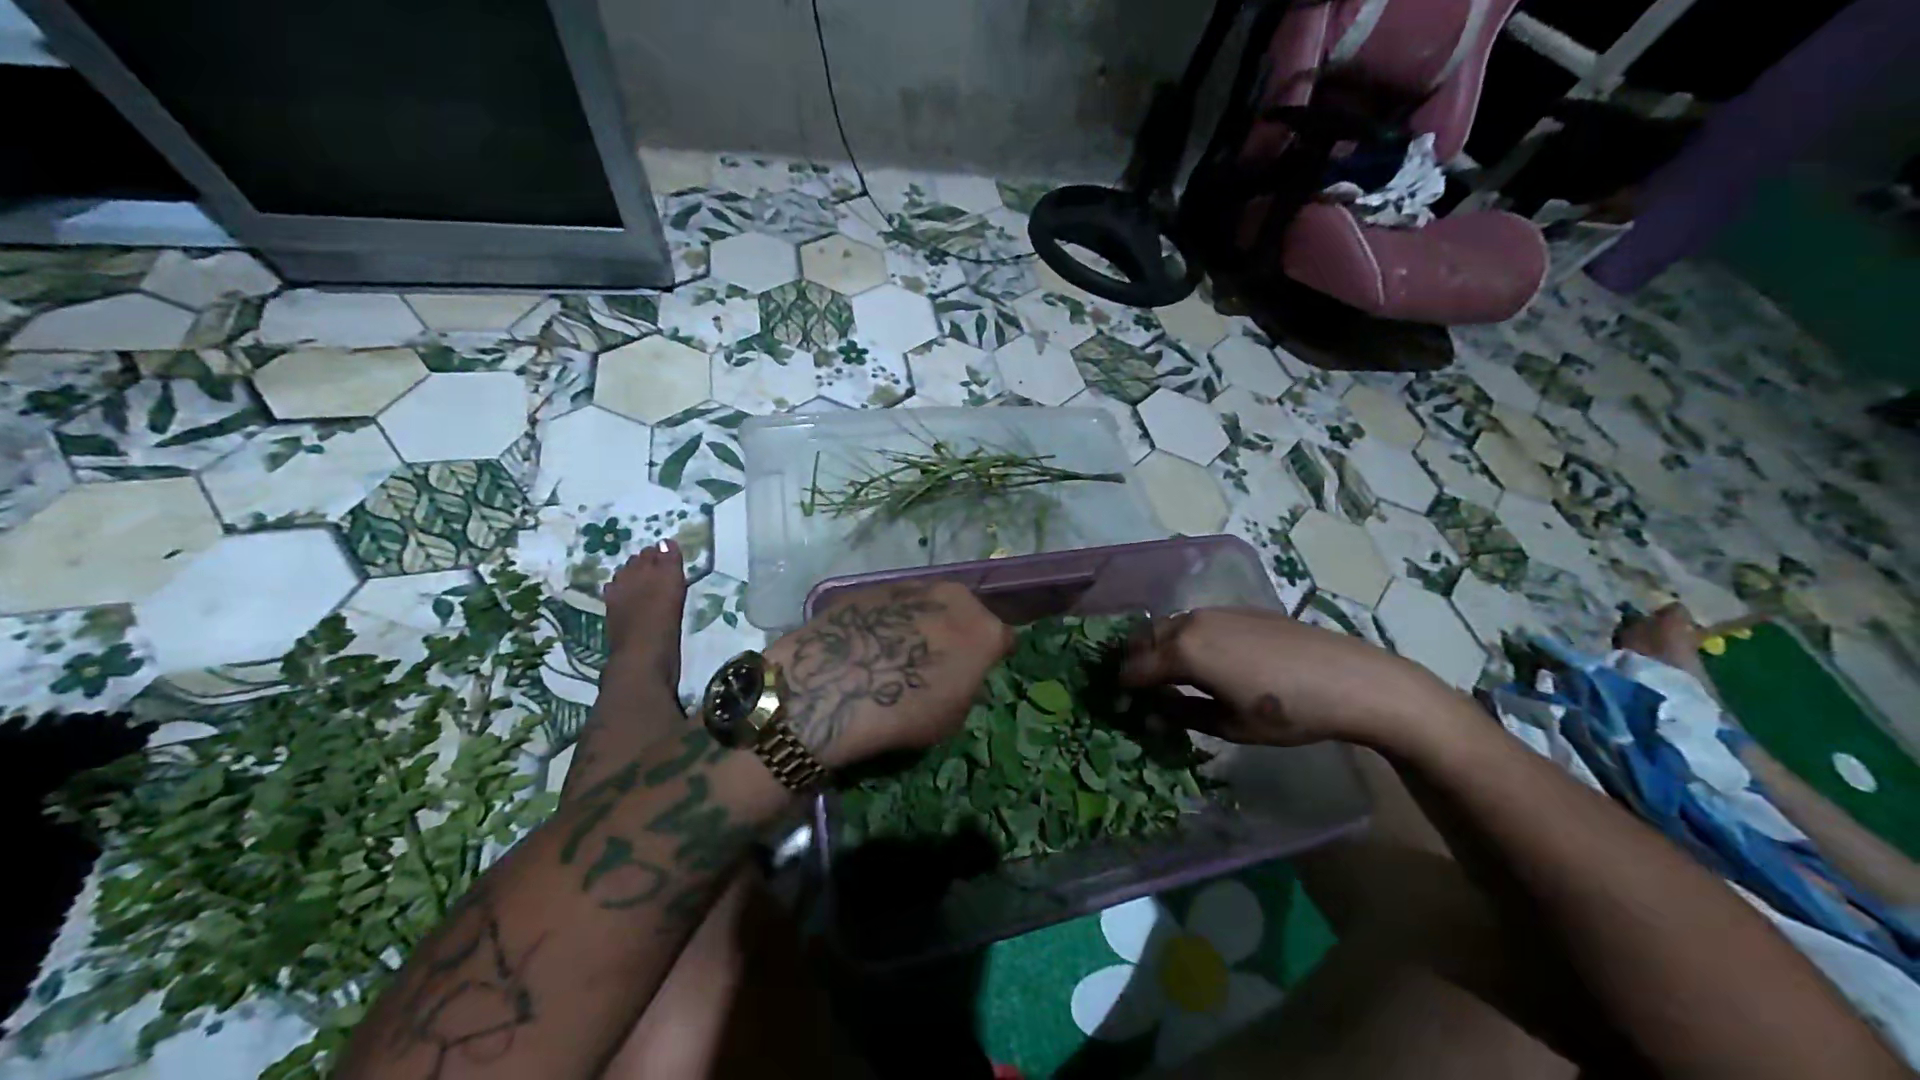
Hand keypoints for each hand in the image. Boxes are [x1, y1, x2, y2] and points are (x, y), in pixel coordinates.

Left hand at [762, 581, 1012, 767]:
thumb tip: (958, 677)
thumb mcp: (952, 718)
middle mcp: (955, 597)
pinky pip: (895, 604)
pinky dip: (890, 619)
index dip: (992, 657)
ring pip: (930, 604)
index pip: (1003, 640)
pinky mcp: (874, 586)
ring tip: (900, 652)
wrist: (832, 686)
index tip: (979, 672)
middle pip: (967, 613)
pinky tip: (871, 644)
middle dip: (959, 633)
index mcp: (984, 629)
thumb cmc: (904, 710)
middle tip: (940, 660)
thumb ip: (965, 688)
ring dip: (925, 623)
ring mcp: (913, 586)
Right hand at [1119, 606, 1458, 746]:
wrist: (1353, 680)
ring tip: (1168, 673)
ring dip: (1159, 646)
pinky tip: (1204, 659)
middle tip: (1139, 687)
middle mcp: (1192, 623)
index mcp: (1184, 652)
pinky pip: (1196, 621)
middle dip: (1136, 660)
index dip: (1123, 687)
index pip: (1135, 667)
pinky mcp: (1240, 610)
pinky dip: (1185, 637)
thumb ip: (1183, 715)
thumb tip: (1154, 711)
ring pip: (1171, 625)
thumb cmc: (1288, 711)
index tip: (1121, 703)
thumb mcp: (1230, 725)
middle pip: (1147, 638)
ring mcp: (1217, 612)